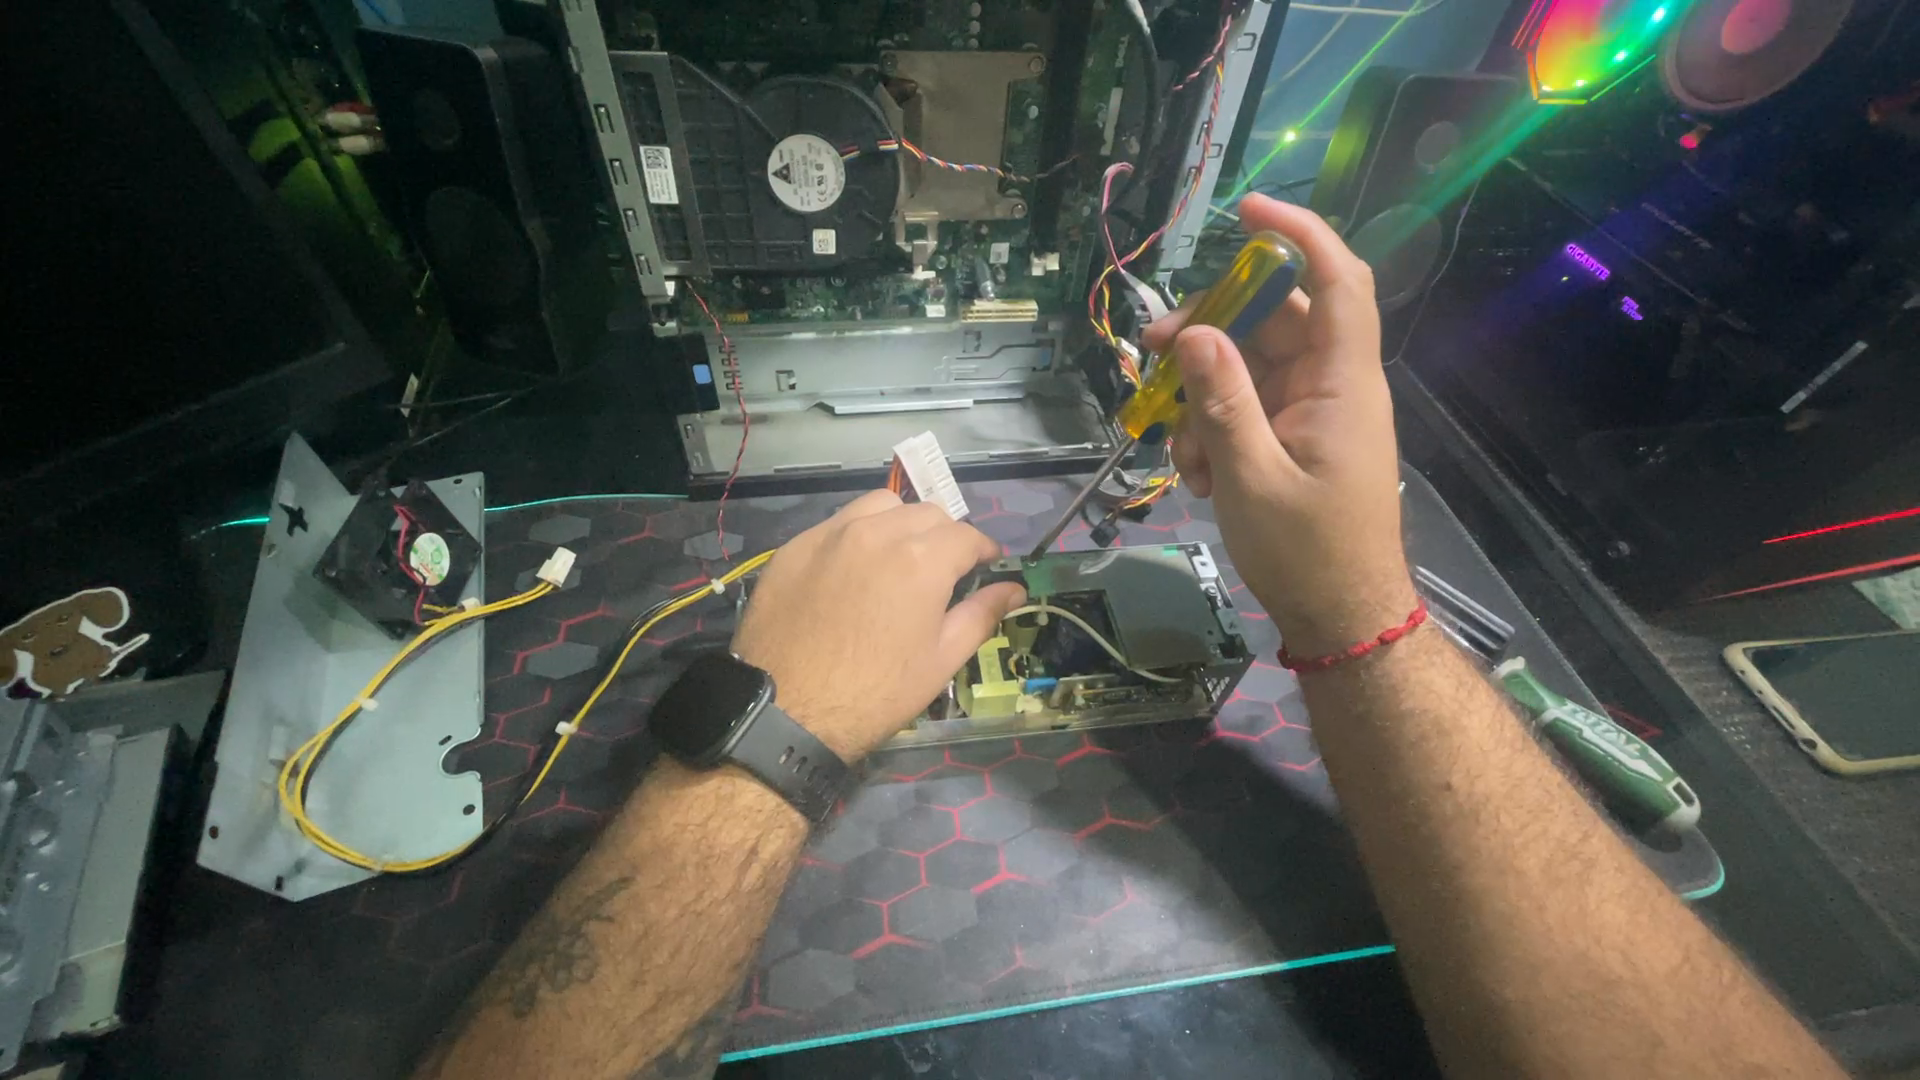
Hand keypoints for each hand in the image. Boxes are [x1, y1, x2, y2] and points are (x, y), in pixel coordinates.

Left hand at [732, 491, 1027, 760]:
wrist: (784, 712)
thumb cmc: (874, 694)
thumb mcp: (940, 660)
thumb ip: (981, 615)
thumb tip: (1014, 589)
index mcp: (922, 559)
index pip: (967, 536)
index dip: (984, 550)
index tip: (986, 566)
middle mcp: (877, 532)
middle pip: (927, 513)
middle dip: (945, 536)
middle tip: (944, 570)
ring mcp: (831, 534)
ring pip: (881, 505)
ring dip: (901, 523)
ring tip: (899, 557)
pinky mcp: (794, 547)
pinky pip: (838, 523)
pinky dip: (858, 534)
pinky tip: (854, 569)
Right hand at [1145, 195, 1415, 657]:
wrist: (1338, 612)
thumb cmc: (1306, 552)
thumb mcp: (1252, 478)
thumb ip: (1224, 403)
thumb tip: (1195, 335)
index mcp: (1340, 382)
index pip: (1335, 280)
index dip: (1297, 234)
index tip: (1245, 211)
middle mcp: (1329, 384)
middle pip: (1270, 321)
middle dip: (1209, 333)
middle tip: (1153, 353)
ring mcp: (1309, 412)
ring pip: (1247, 368)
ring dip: (1202, 399)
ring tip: (1184, 454)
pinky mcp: (1292, 439)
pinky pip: (1246, 409)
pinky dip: (1214, 430)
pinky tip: (1199, 474)